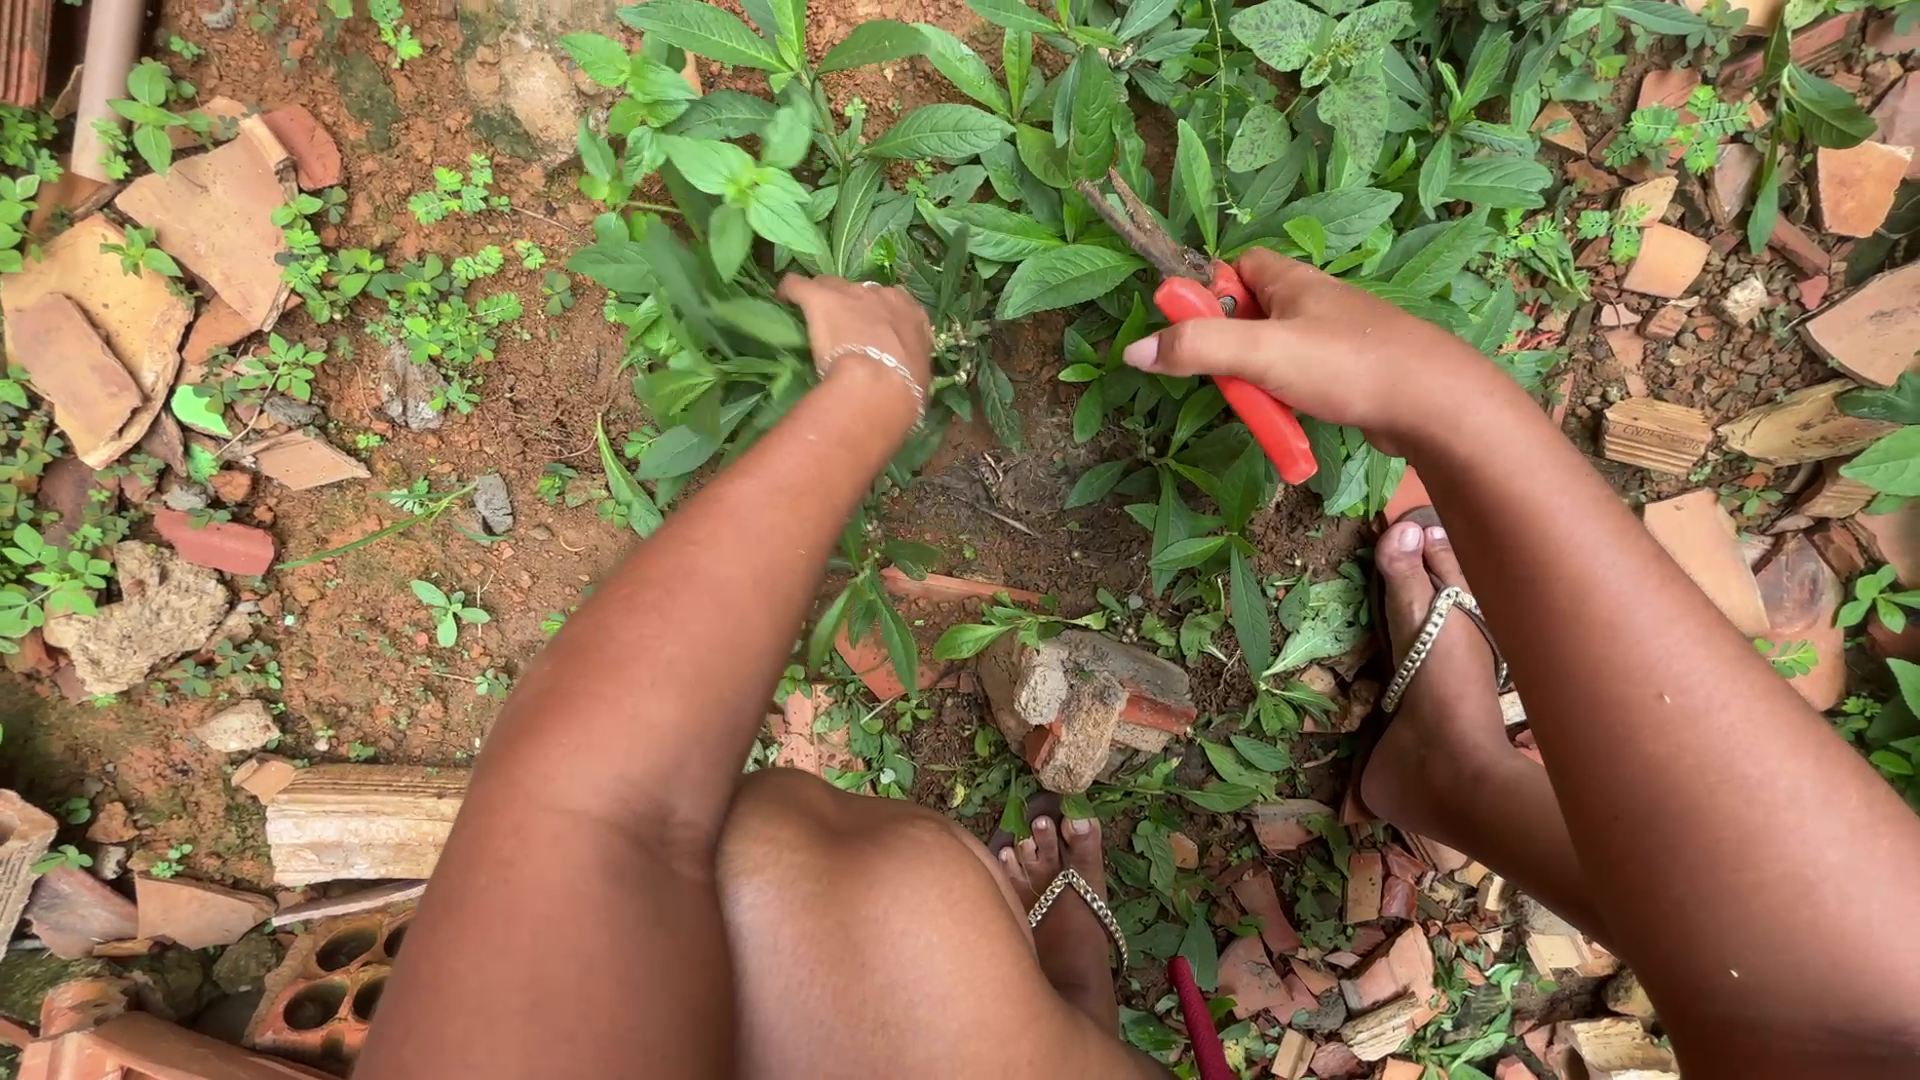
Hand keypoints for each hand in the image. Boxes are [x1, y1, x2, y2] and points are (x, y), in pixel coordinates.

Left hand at [777, 275, 934, 413]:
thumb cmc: (905, 389)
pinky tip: (782, 299)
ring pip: (832, 286)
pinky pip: (798, 285)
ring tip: (814, 318)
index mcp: (912, 316)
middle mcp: (884, 296)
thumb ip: (909, 369)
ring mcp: (851, 293)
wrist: (880, 385)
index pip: (895, 307)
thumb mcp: (918, 378)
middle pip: (863, 294)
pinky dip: (790, 291)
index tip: (872, 334)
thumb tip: (904, 380)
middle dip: (853, 307)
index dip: (881, 319)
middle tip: (843, 330)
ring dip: (825, 300)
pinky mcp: (819, 296)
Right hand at [1120, 249, 1503, 450]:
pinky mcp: (1346, 373)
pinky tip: (1291, 419)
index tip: (1194, 331)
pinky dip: (1285, 400)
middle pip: (1249, 317)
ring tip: (1263, 408)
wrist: (1435, 406)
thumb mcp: (1261, 353)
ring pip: (1271, 355)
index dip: (1209, 295)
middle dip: (1229, 352)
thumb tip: (1134, 350)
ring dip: (1257, 384)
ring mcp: (1331, 338)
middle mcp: (1311, 302)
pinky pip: (1297, 380)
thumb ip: (1197, 348)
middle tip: (1228, 381)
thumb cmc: (1346, 365)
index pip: (1236, 269)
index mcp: (1291, 281)